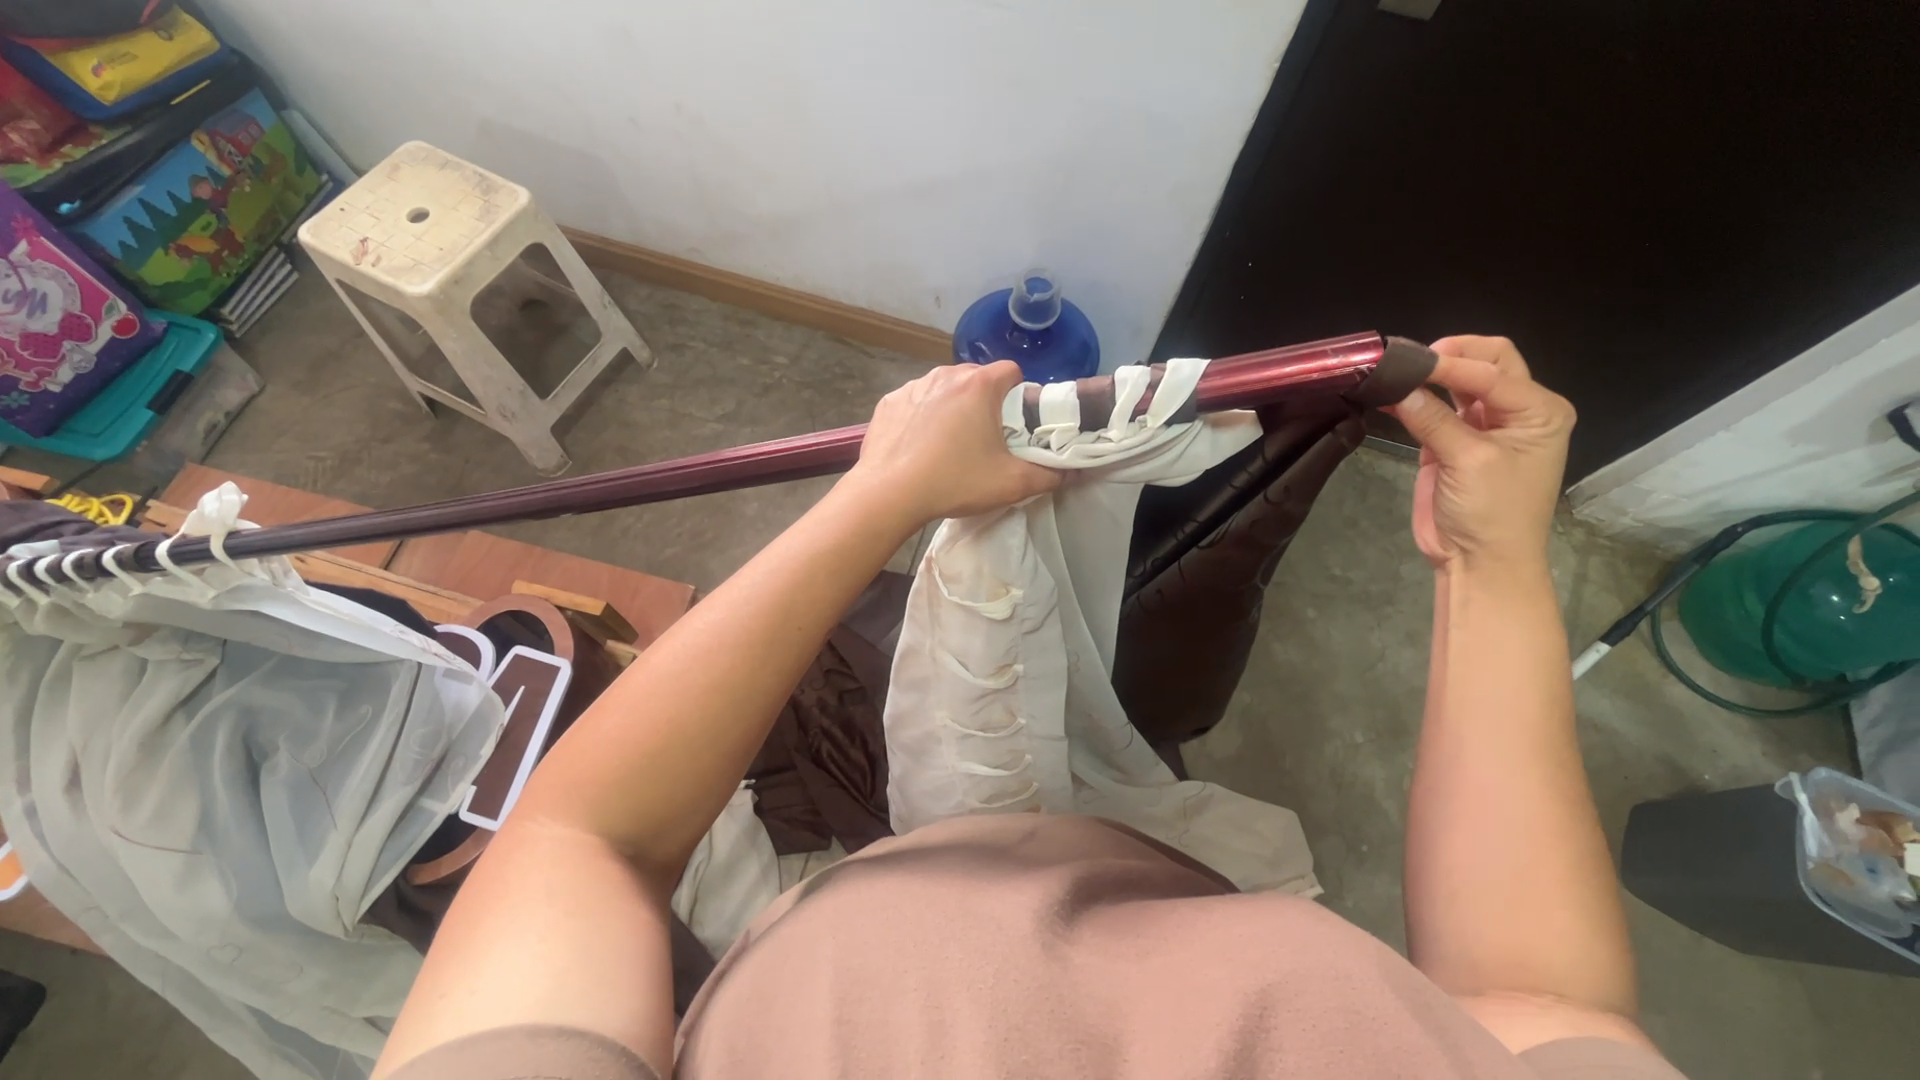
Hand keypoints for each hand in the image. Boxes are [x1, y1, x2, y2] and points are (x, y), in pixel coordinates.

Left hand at [846, 360, 1060, 525]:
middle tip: (985, 439)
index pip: (1011, 371)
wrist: (888, 495)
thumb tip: (1074, 471)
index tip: (1015, 424)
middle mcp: (944, 375)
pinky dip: (921, 418)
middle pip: (976, 378)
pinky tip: (919, 447)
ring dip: (952, 407)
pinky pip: (915, 403)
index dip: (1019, 395)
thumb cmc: (954, 482)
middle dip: (985, 402)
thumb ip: (1050, 475)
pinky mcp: (887, 403)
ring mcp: (911, 386)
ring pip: (943, 388)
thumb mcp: (1011, 484)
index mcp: (978, 385)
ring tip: (949, 445)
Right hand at [1382, 336, 1573, 572]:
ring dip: (1429, 375)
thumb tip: (1397, 388)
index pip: (1493, 371)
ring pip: (1458, 382)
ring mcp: (1483, 426)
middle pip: (1485, 362)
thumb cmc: (1493, 511)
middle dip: (1448, 356)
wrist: (1480, 561)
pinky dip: (1413, 400)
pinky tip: (1388, 396)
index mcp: (1538, 411)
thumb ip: (1433, 420)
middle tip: (1407, 360)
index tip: (1408, 361)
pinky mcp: (1452, 442)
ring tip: (1392, 371)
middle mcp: (1516, 410)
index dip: (1452, 363)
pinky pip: (1434, 410)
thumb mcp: (1469, 461)